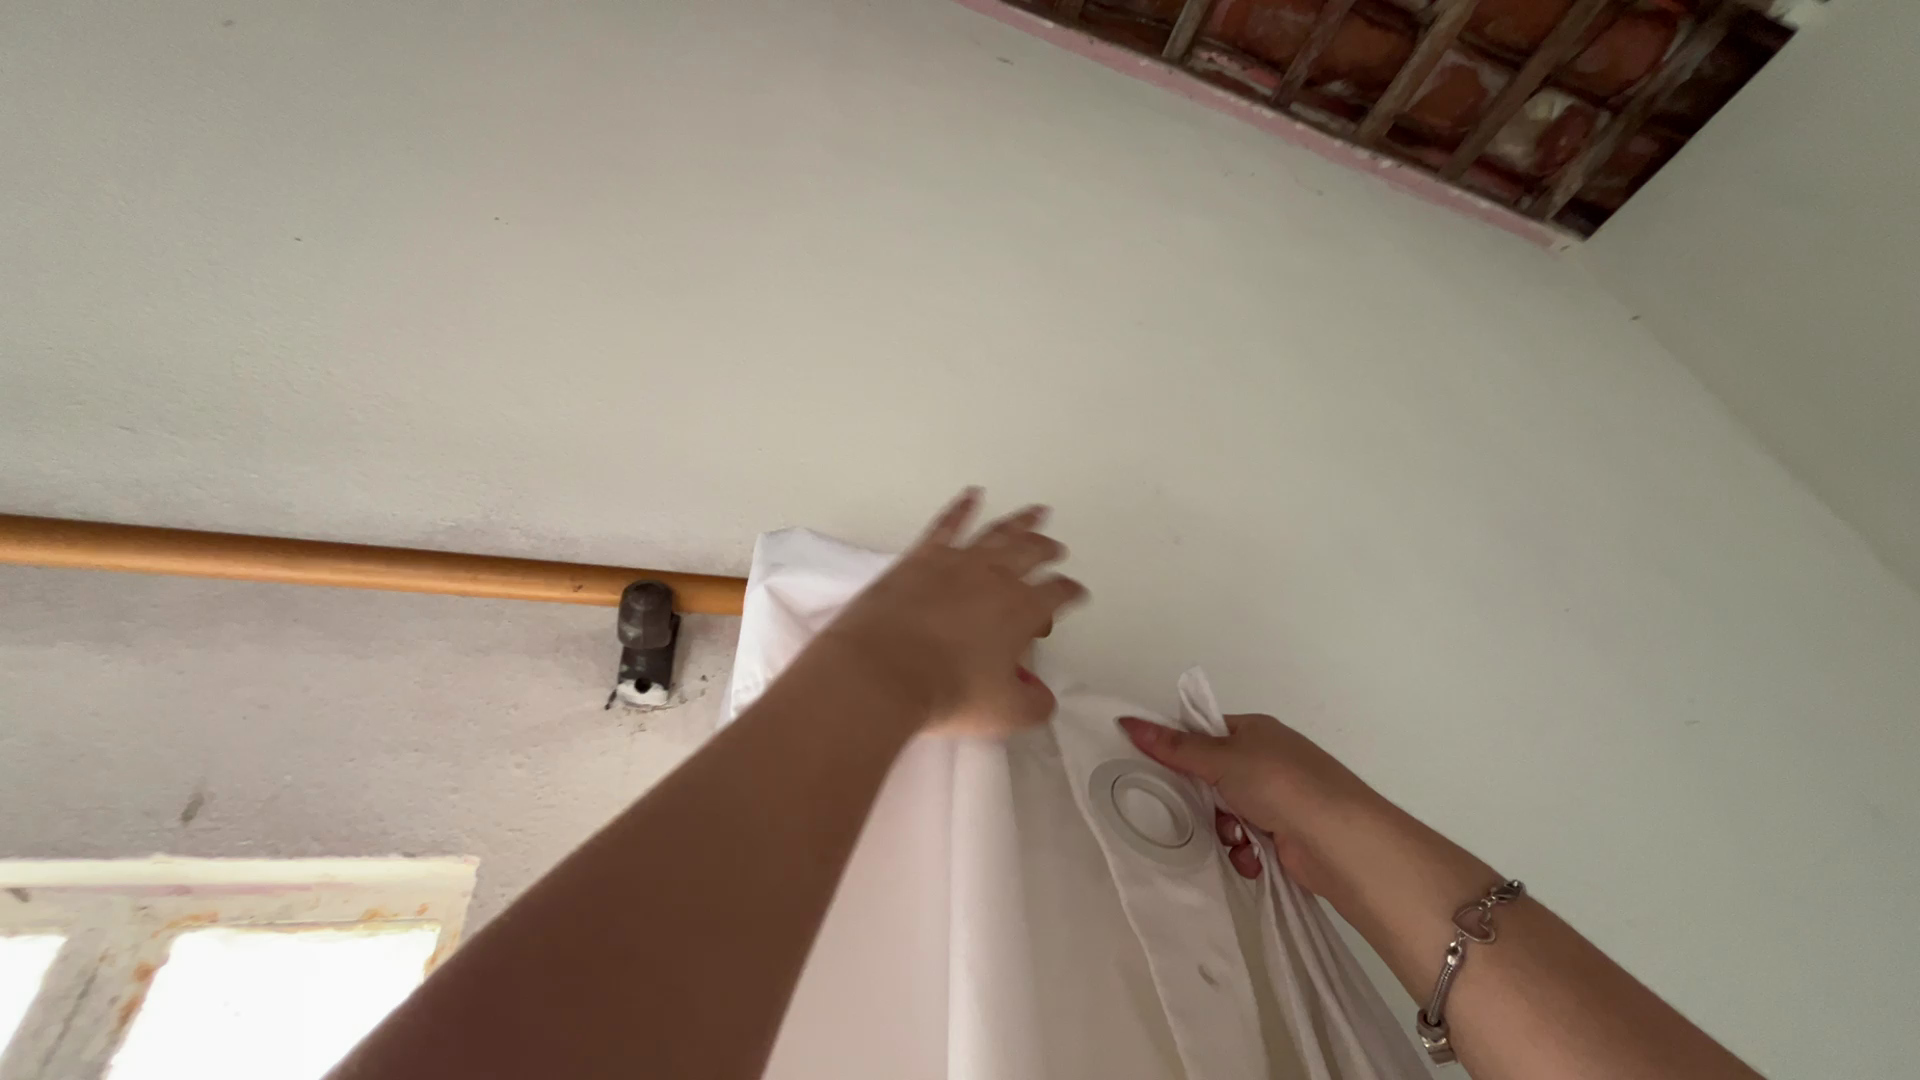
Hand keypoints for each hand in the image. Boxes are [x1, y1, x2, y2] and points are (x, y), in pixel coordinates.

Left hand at [809, 489, 1086, 737]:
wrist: (881, 671)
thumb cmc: (949, 694)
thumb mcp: (1005, 712)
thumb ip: (1034, 703)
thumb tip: (1043, 695)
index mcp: (1022, 610)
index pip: (1056, 594)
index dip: (1070, 592)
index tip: (1076, 593)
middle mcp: (995, 577)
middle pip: (1030, 554)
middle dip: (1048, 550)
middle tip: (1057, 549)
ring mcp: (957, 562)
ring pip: (997, 533)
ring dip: (1020, 522)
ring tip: (1036, 512)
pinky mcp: (920, 558)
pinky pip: (947, 525)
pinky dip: (962, 507)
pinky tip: (972, 494)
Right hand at [1116, 712, 1385, 894]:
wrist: (1343, 844)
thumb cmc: (1282, 785)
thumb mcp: (1222, 759)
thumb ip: (1174, 747)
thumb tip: (1126, 720)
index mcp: (1256, 731)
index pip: (1204, 733)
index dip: (1180, 749)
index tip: (1159, 768)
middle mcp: (1268, 761)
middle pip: (1211, 777)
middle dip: (1202, 799)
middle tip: (1194, 809)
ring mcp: (1279, 800)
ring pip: (1225, 812)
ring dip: (1223, 829)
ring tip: (1235, 839)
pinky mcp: (1285, 837)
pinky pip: (1245, 840)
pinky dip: (1243, 851)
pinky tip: (1251, 859)